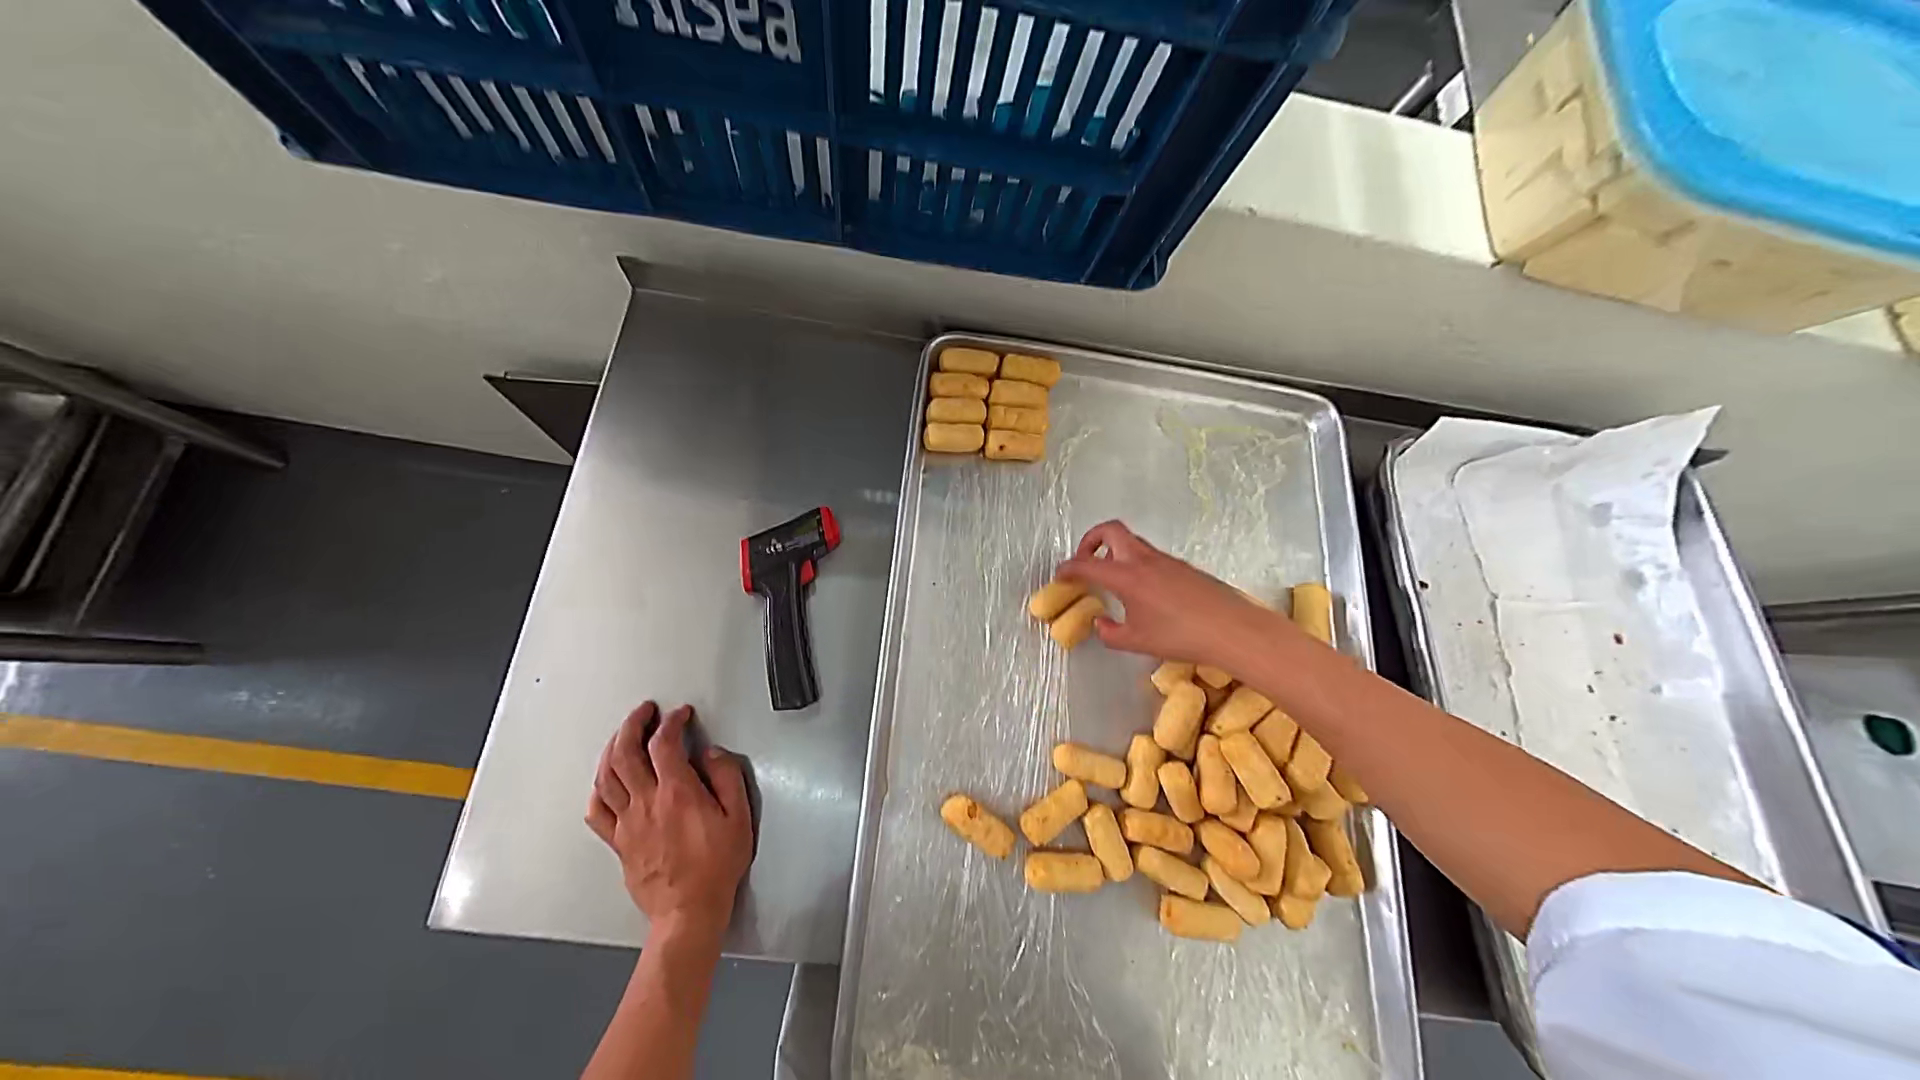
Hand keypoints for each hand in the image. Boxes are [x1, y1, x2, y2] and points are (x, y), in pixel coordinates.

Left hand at [586, 702, 754, 939]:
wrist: (689, 910)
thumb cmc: (716, 867)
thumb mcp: (738, 817)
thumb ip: (727, 778)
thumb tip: (712, 755)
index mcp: (677, 793)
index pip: (665, 744)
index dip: (672, 722)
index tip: (681, 715)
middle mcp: (647, 803)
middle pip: (626, 752)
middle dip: (634, 724)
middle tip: (645, 712)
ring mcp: (628, 823)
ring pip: (606, 776)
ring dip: (612, 748)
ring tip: (623, 735)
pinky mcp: (619, 842)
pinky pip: (598, 810)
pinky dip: (598, 788)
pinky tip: (605, 780)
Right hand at [1054, 520, 1294, 669]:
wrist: (1231, 629)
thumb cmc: (1180, 636)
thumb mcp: (1136, 642)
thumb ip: (1110, 633)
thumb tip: (1102, 624)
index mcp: (1125, 576)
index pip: (1086, 564)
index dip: (1068, 568)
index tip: (1060, 576)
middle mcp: (1143, 560)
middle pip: (1110, 530)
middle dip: (1090, 541)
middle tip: (1085, 562)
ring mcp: (1165, 560)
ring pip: (1131, 542)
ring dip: (1114, 552)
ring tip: (1112, 578)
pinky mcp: (1182, 567)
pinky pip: (1149, 556)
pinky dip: (1135, 563)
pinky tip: (1142, 592)